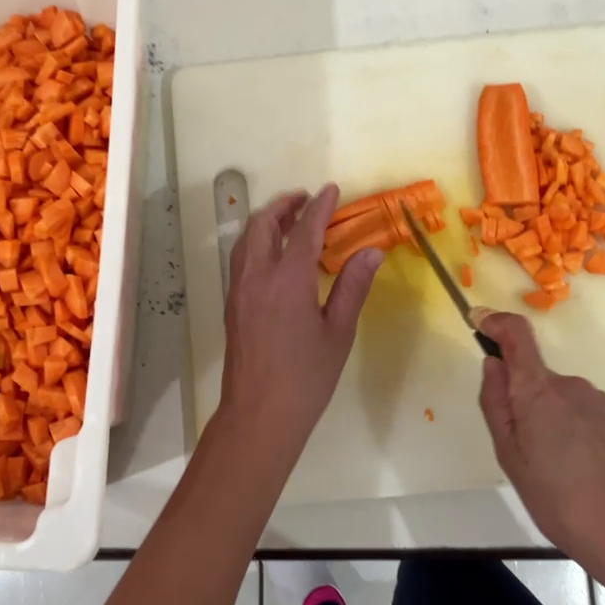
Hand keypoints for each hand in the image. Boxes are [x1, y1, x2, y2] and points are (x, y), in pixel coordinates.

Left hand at [217, 185, 383, 454]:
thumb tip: (371, 251)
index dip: (319, 207)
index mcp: (287, 280)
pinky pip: (241, 259)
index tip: (331, 189)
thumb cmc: (306, 378)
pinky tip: (275, 255)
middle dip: (283, 206)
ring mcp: (239, 290)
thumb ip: (352, 287)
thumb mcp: (338, 333)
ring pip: (246, 241)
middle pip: (262, 225)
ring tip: (290, 221)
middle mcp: (256, 277)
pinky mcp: (232, 305)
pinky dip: (257, 243)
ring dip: (266, 223)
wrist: (258, 414)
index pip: (304, 230)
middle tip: (306, 200)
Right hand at [477, 311, 604, 557]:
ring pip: (555, 399)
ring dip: (543, 420)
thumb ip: (496, 405)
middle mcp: (572, 386)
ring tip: (547, 472)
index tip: (478, 323)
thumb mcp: (511, 457)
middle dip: (518, 400)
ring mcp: (599, 404)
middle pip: (533, 375)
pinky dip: (565, 433)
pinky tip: (572, 475)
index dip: (495, 321)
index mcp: (540, 390)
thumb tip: (493, 365)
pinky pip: (577, 414)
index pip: (517, 334)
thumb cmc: (561, 501)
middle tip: (516, 449)